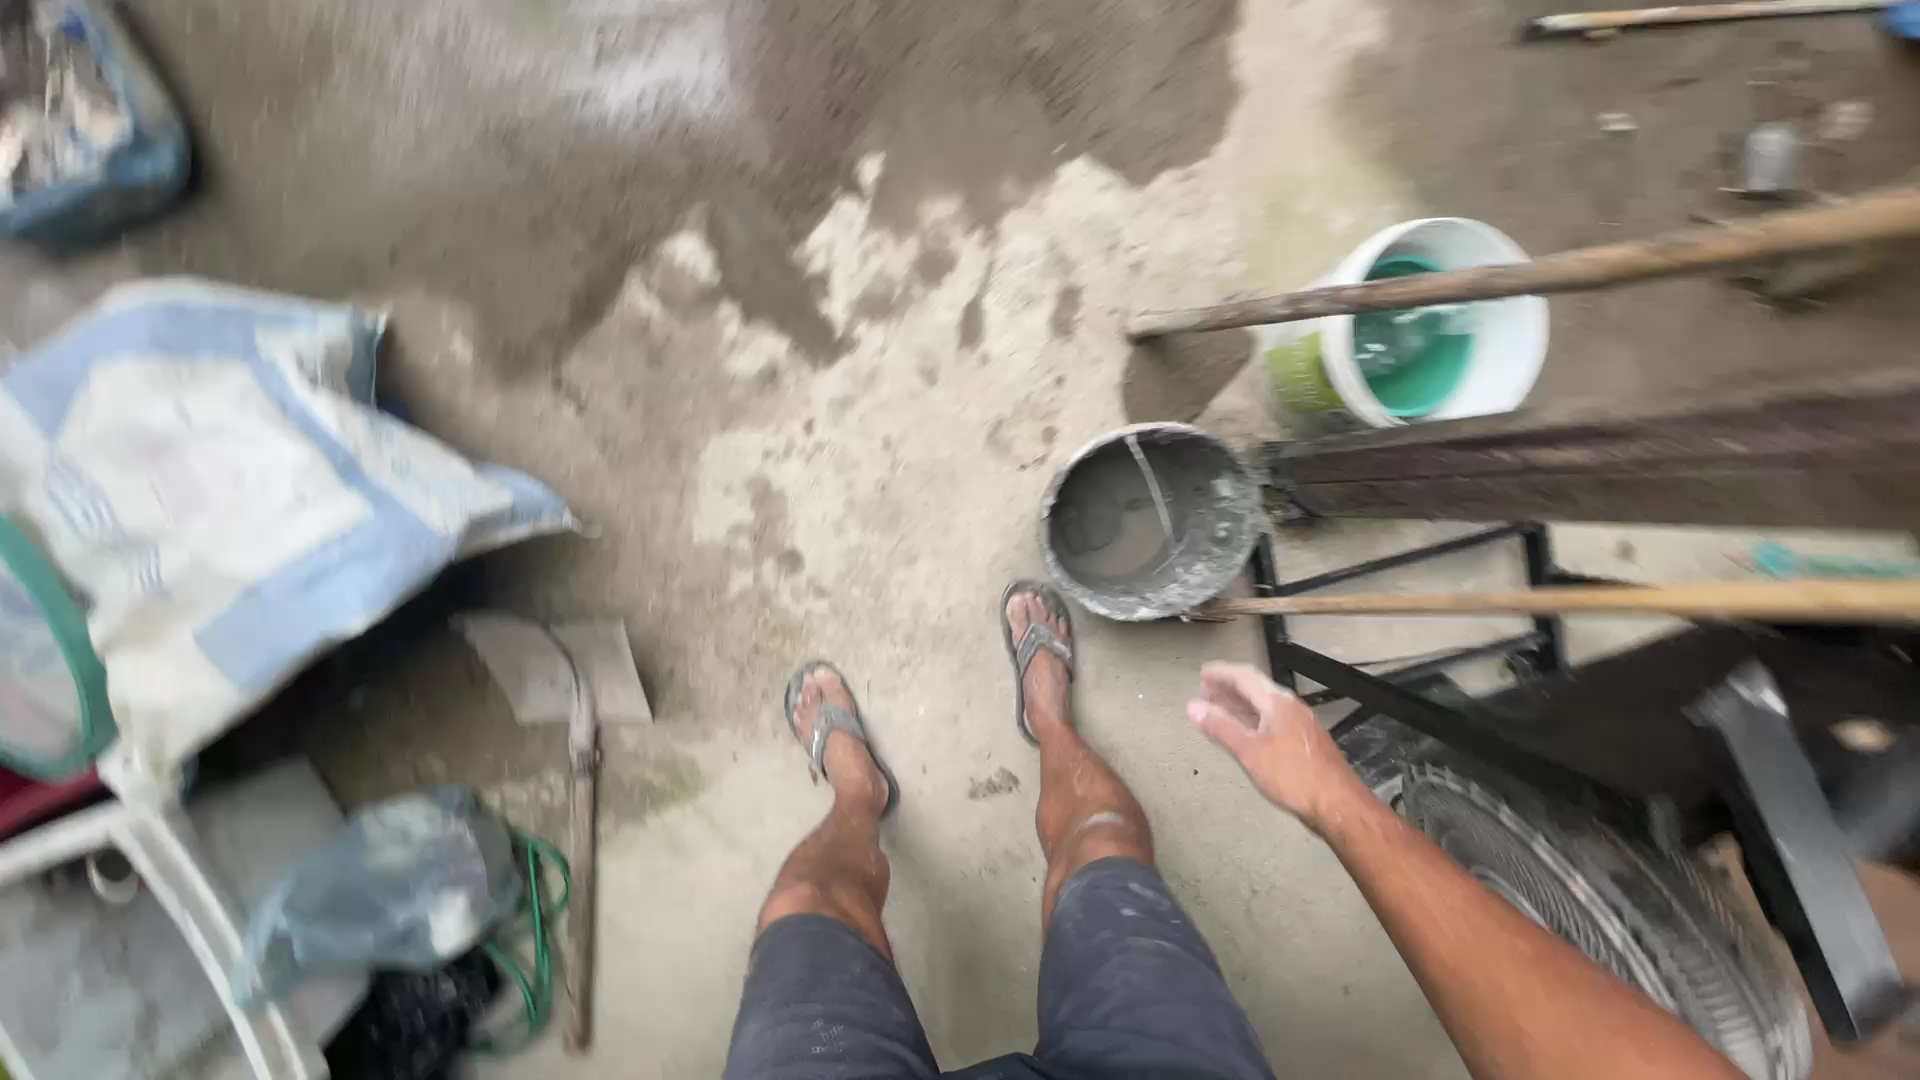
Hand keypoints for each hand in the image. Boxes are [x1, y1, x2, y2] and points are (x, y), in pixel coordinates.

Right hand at [1187, 661, 1368, 829]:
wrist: (1338, 805)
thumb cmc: (1292, 775)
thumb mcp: (1249, 751)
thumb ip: (1220, 727)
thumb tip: (1193, 706)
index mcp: (1277, 702)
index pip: (1245, 676)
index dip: (1222, 673)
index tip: (1203, 672)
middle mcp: (1291, 706)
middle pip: (1256, 688)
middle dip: (1230, 687)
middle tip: (1206, 690)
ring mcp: (1301, 723)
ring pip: (1265, 704)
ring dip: (1241, 703)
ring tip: (1219, 707)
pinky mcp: (1305, 740)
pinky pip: (1272, 718)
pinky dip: (1253, 718)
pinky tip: (1246, 731)